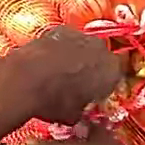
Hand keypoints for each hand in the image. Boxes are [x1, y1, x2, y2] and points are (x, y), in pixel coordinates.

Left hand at [2, 27, 123, 125]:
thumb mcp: (74, 115)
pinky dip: (60, 47)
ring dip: (77, 56)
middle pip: (102, 56)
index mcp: (112, 70)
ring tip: (61, 71)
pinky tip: (48, 60)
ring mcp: (80, 35)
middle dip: (93, 67)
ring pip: (84, 46)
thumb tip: (79, 115)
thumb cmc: (55, 101)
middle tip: (79, 82)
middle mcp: (101, 48)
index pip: (118, 74)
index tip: (97, 92)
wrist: (26, 78)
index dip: (107, 83)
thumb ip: (83, 111)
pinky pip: (66, 39)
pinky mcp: (59, 29)